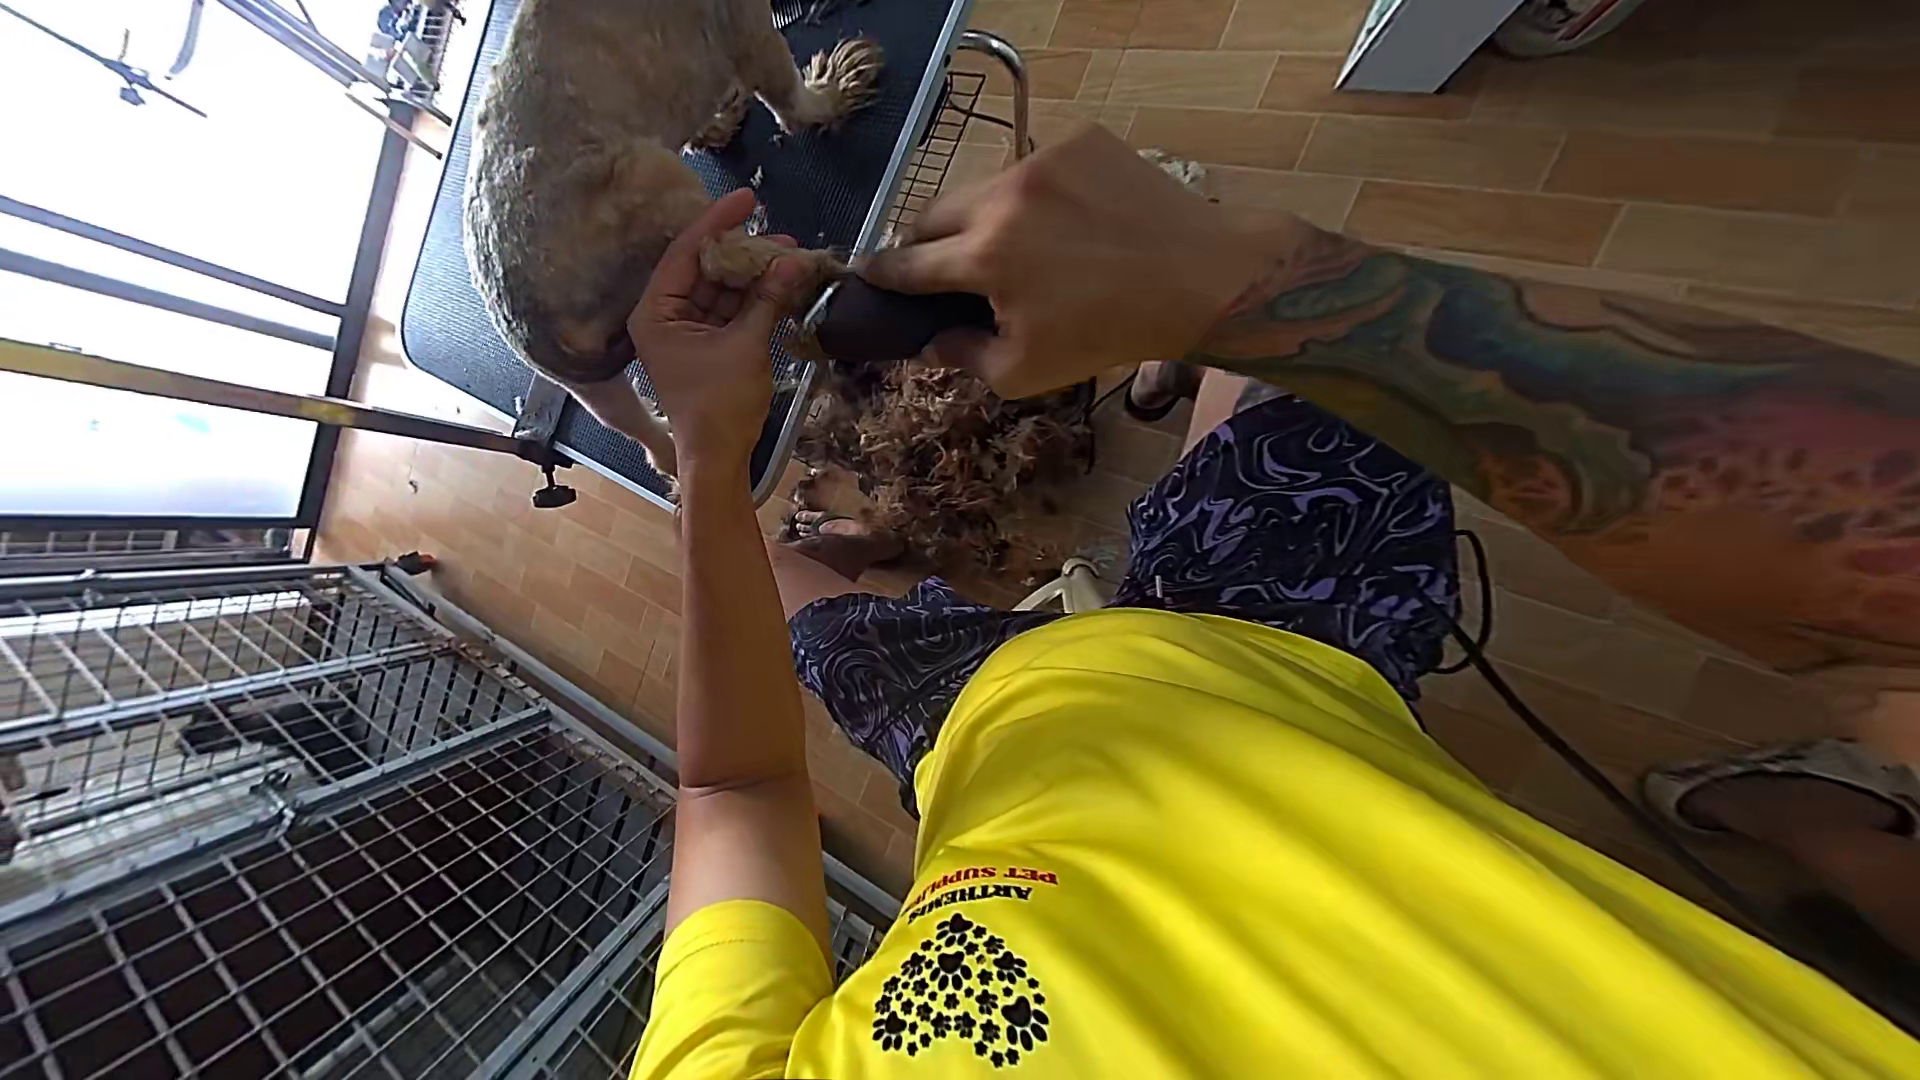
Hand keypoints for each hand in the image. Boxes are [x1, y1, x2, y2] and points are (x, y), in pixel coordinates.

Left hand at [628, 189, 810, 473]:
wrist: (720, 456)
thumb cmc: (720, 404)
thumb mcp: (746, 346)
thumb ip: (767, 300)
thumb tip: (793, 261)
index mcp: (656, 311)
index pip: (687, 252)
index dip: (719, 223)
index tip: (748, 199)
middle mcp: (666, 316)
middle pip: (707, 271)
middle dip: (745, 255)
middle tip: (783, 239)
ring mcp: (689, 334)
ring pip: (723, 293)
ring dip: (755, 280)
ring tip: (790, 261)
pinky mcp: (710, 349)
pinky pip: (733, 315)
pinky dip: (756, 304)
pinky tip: (781, 288)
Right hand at [861, 124, 1286, 397]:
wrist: (1194, 281)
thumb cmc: (1103, 336)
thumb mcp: (1022, 372)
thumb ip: (962, 357)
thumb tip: (926, 342)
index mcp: (985, 256)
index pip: (909, 263)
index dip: (881, 273)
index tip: (864, 274)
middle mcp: (1003, 195)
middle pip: (931, 213)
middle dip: (922, 243)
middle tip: (934, 268)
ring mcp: (1042, 158)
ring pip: (978, 186)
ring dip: (972, 219)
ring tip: (998, 249)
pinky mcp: (1078, 139)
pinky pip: (1027, 170)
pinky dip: (1023, 200)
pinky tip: (1052, 227)